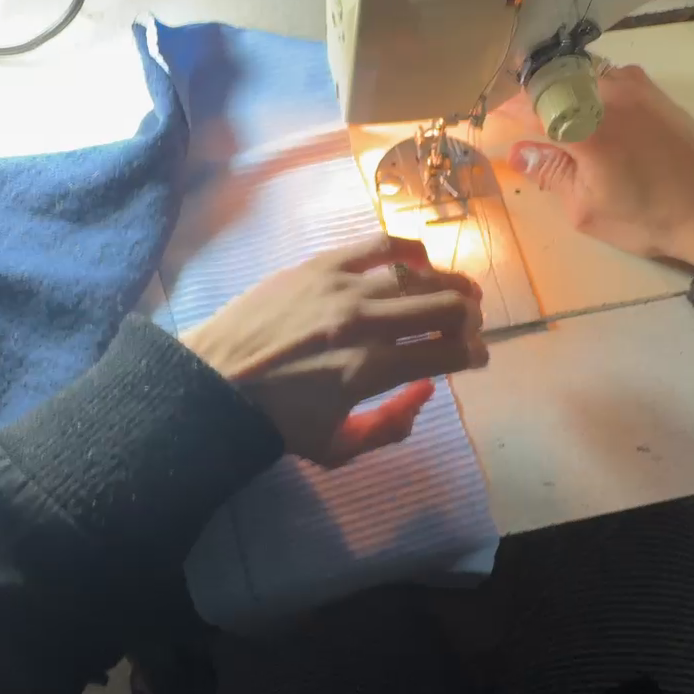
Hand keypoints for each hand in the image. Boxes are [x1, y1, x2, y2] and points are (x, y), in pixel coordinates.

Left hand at [181, 235, 487, 467]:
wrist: (214, 383)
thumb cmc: (278, 423)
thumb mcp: (338, 448)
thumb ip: (393, 426)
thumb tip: (429, 390)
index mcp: (372, 370)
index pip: (448, 352)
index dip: (475, 354)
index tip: (478, 357)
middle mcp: (366, 322)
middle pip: (445, 307)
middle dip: (469, 318)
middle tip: (470, 327)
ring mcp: (343, 287)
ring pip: (418, 274)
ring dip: (450, 284)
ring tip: (461, 292)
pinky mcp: (320, 264)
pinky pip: (378, 244)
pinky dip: (409, 249)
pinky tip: (421, 259)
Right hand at [509, 65, 693, 268]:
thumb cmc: (647, 217)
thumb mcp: (586, 208)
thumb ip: (550, 174)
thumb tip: (518, 153)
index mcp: (585, 126)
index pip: (530, 104)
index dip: (505, 111)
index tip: (490, 122)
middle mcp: (606, 93)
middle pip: (553, 80)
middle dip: (530, 97)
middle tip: (515, 121)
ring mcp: (633, 85)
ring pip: (579, 76)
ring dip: (559, 93)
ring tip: (547, 122)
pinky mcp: (651, 89)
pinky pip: (604, 80)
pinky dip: (584, 93)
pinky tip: (582, 118)